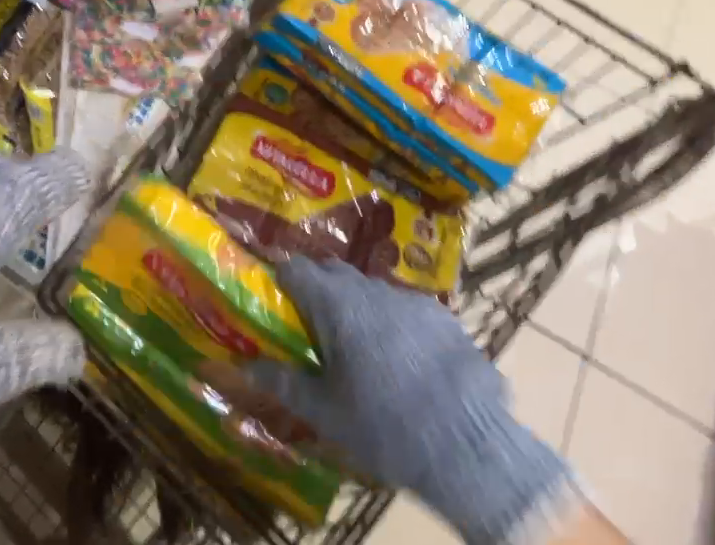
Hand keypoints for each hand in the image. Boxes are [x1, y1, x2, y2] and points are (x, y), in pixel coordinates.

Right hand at [246, 259, 580, 544]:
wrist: (470, 446)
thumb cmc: (384, 426)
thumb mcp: (324, 411)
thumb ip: (282, 381)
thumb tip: (245, 365)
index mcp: (336, 304)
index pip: (294, 269)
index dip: (280, 282)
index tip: (275, 304)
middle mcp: (372, 290)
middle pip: (332, 273)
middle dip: (316, 291)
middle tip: (310, 328)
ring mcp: (412, 300)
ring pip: (370, 291)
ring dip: (356, 308)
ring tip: (357, 349)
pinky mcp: (444, 318)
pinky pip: (404, 309)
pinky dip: (391, 324)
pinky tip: (401, 362)